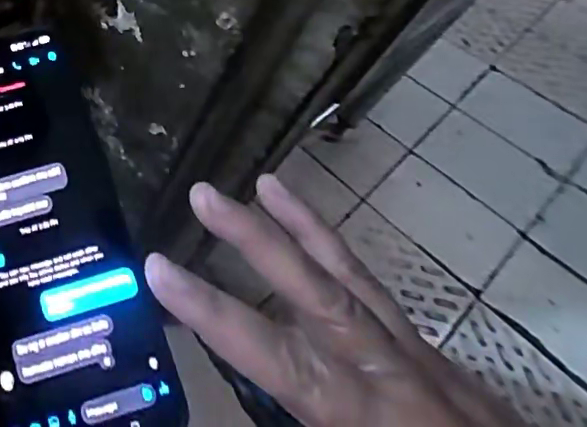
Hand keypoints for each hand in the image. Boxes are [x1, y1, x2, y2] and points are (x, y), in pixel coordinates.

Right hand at [146, 175, 525, 426]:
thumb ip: (307, 422)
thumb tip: (254, 388)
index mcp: (364, 411)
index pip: (273, 355)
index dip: (212, 311)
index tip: (159, 270)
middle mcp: (388, 367)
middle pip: (317, 288)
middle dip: (256, 238)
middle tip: (202, 194)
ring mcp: (414, 351)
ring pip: (350, 273)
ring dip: (300, 227)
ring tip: (260, 184)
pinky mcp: (427, 349)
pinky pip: (374, 286)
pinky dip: (340, 252)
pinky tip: (316, 235)